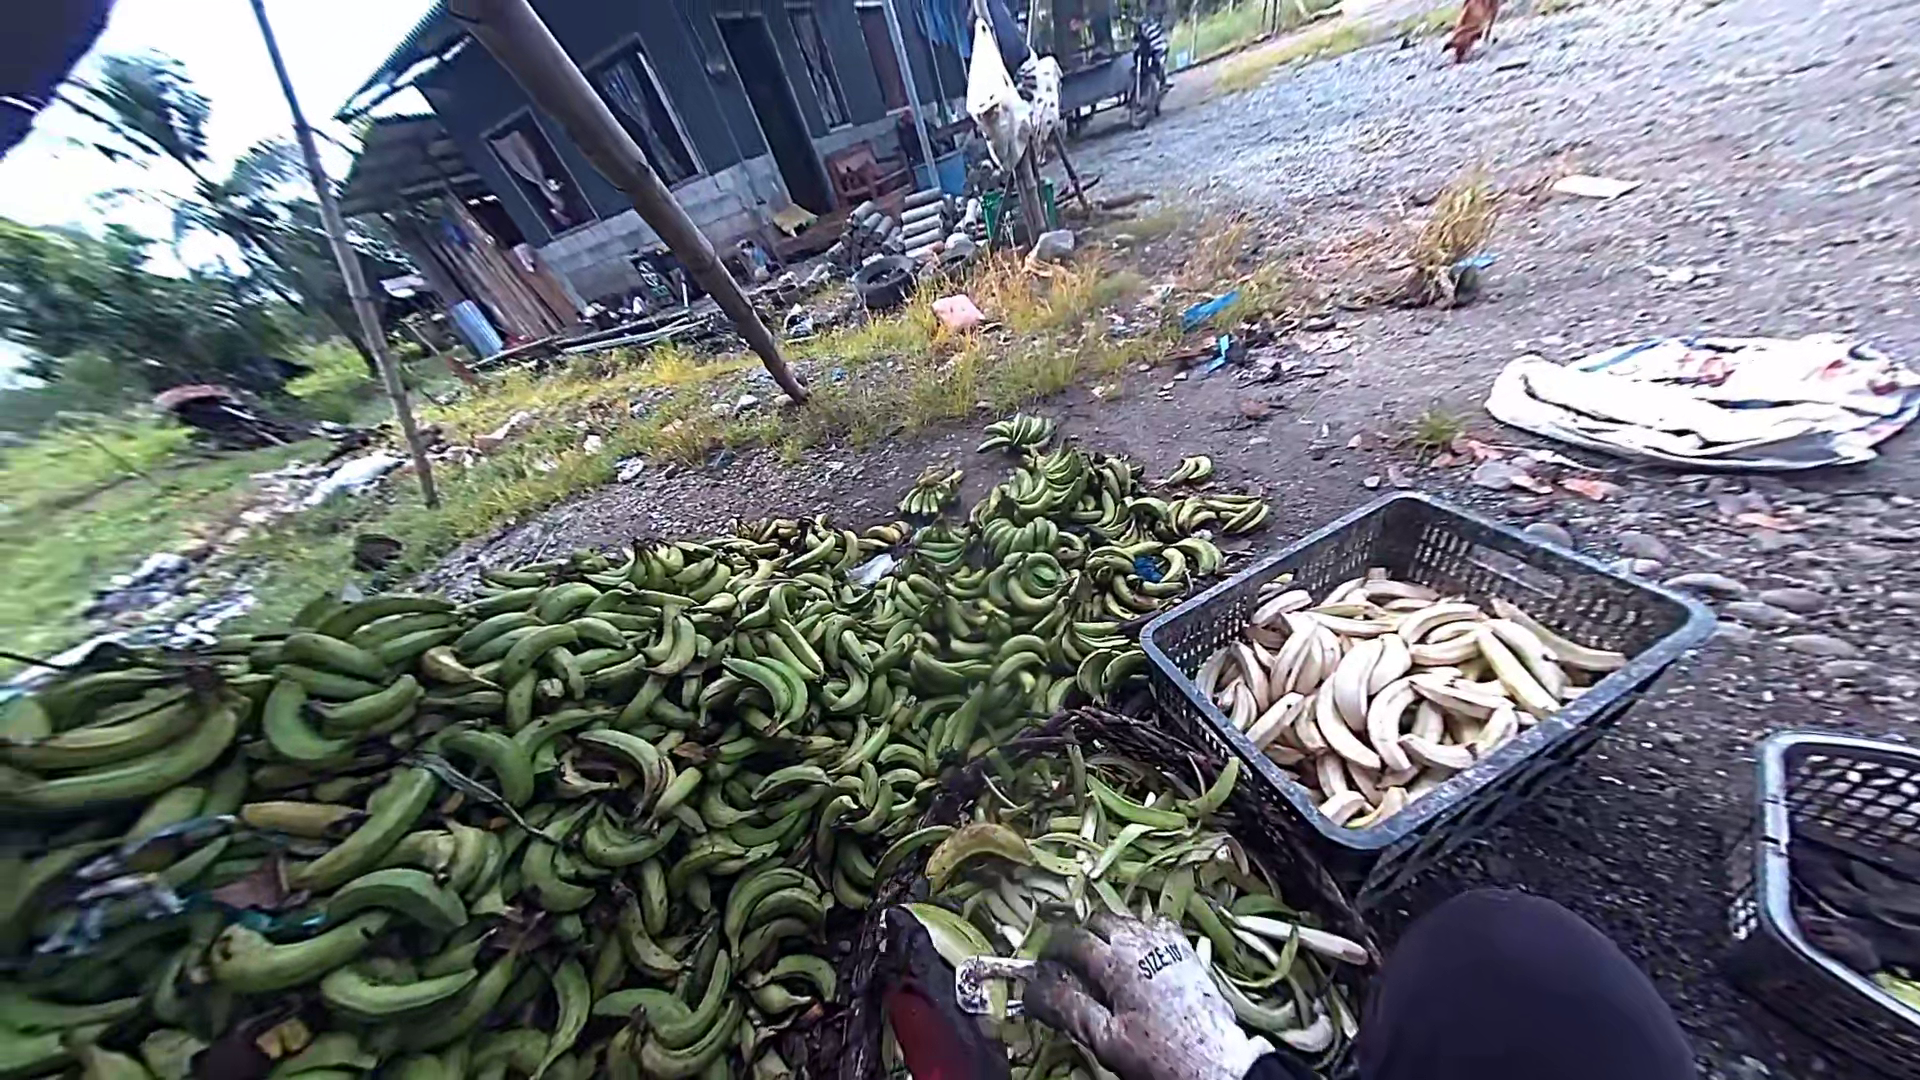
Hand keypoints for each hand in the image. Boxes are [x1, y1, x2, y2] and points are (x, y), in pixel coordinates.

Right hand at [1025, 912, 1271, 1079]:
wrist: (1218, 1066)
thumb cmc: (1159, 1057)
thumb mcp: (1107, 1040)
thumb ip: (1069, 1007)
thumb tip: (1034, 988)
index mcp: (1113, 960)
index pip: (1070, 941)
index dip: (1052, 950)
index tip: (1043, 964)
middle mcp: (1135, 939)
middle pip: (1096, 921)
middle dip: (1080, 936)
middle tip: (1072, 961)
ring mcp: (1162, 939)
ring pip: (1123, 919)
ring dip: (1108, 932)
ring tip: (1103, 957)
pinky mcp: (1183, 946)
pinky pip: (1155, 923)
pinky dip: (1140, 931)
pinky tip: (1140, 952)